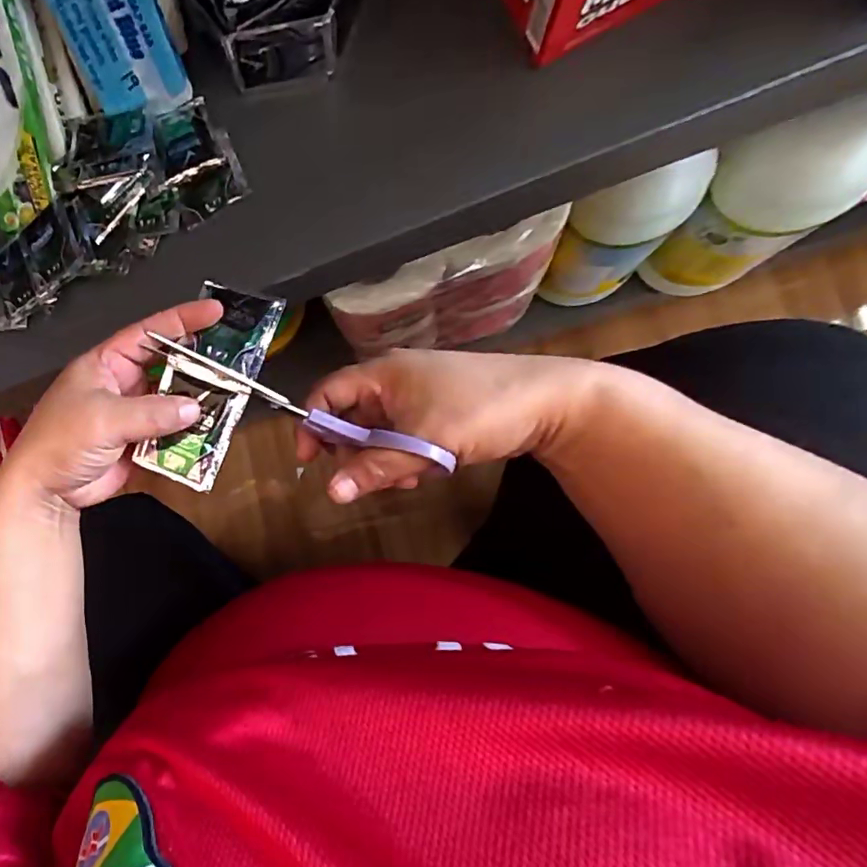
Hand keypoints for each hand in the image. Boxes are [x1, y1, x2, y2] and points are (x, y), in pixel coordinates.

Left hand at [0, 299, 225, 508]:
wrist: (45, 490)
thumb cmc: (61, 441)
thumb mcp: (105, 418)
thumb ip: (152, 412)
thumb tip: (194, 408)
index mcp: (105, 364)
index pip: (148, 334)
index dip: (182, 320)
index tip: (215, 312)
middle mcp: (120, 385)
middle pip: (167, 369)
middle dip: (196, 369)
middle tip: (231, 367)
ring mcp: (129, 416)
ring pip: (171, 404)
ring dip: (194, 407)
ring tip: (226, 404)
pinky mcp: (135, 444)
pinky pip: (168, 436)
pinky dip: (185, 438)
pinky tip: (206, 437)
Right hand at [296, 349, 604, 503]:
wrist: (555, 403)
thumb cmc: (482, 410)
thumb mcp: (423, 444)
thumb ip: (374, 468)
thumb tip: (329, 493)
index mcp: (382, 373)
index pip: (326, 394)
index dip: (312, 426)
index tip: (311, 460)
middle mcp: (392, 380)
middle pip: (348, 418)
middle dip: (355, 453)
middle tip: (370, 478)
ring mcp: (414, 395)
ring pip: (375, 433)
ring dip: (382, 461)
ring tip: (408, 478)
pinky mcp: (433, 411)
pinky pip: (399, 437)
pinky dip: (403, 457)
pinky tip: (424, 473)